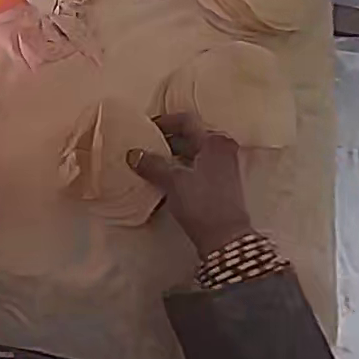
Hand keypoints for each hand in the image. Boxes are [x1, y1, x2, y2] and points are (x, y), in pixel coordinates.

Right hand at [129, 113, 253, 256]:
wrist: (225, 238)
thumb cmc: (202, 203)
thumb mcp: (173, 181)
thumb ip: (152, 165)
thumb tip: (133, 154)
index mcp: (214, 142)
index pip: (186, 121)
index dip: (164, 122)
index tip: (146, 129)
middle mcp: (222, 149)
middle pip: (190, 135)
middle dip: (166, 140)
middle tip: (145, 145)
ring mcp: (224, 166)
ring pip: (193, 152)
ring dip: (172, 155)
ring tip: (151, 163)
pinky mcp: (221, 183)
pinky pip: (197, 166)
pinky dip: (181, 167)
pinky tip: (165, 178)